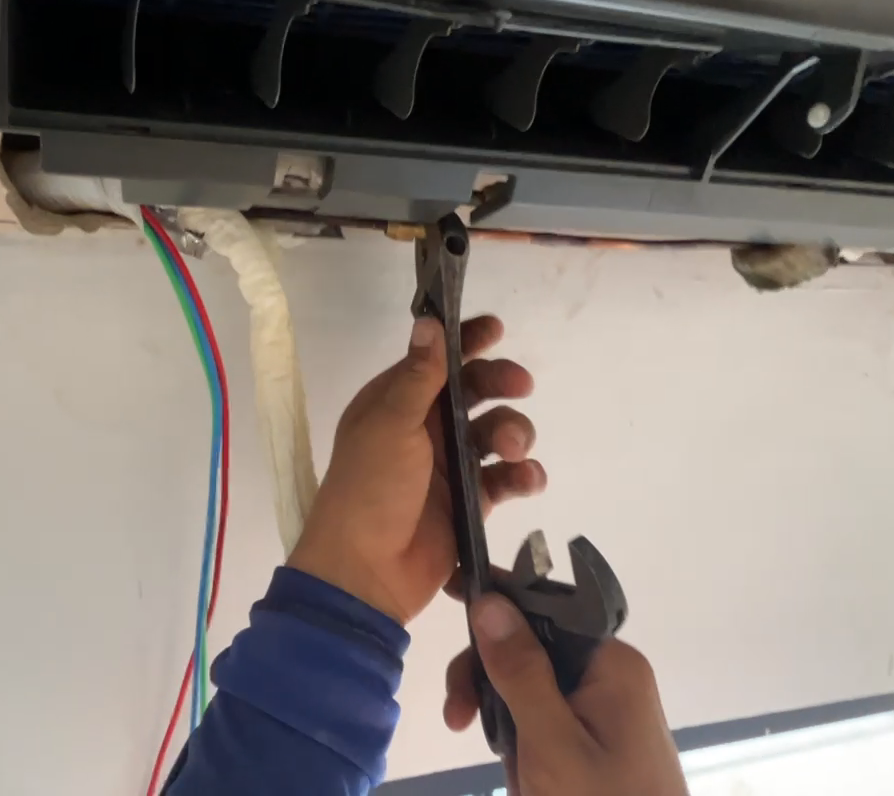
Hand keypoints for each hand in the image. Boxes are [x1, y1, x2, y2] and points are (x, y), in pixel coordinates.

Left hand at [285, 316, 544, 625]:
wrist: (367, 572)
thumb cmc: (371, 487)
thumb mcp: (390, 424)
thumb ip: (417, 376)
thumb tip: (428, 321)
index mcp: (396, 402)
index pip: (435, 360)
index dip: (465, 341)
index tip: (495, 329)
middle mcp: (424, 427)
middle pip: (473, 391)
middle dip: (499, 383)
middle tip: (520, 385)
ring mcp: (449, 465)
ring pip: (495, 432)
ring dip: (512, 432)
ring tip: (511, 449)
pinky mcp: (471, 502)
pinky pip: (505, 478)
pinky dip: (521, 476)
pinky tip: (526, 479)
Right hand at [444, 595, 687, 795]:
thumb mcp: (551, 743)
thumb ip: (519, 670)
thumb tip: (489, 599)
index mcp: (611, 664)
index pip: (546, 604)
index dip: (498, 596)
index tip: (450, 588)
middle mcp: (610, 676)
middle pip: (531, 644)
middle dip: (487, 670)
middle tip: (457, 714)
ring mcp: (603, 711)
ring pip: (530, 680)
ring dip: (497, 706)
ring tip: (482, 746)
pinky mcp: (594, 741)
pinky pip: (543, 713)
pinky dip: (517, 730)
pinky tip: (511, 762)